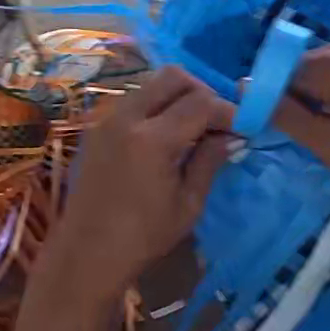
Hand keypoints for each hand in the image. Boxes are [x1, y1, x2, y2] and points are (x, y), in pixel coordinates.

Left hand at [45, 67, 233, 291]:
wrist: (87, 253)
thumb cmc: (143, 237)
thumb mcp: (188, 203)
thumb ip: (209, 161)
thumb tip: (229, 136)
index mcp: (153, 139)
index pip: (201, 102)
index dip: (228, 111)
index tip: (242, 128)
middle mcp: (127, 118)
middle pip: (173, 76)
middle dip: (202, 91)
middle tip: (217, 120)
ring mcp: (108, 120)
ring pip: (151, 84)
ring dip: (178, 96)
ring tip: (195, 127)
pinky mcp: (98, 128)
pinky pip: (135, 101)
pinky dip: (157, 106)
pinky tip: (168, 135)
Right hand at [270, 41, 329, 188]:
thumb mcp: (324, 142)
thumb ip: (285, 113)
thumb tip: (246, 87)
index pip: (281, 71)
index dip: (274, 96)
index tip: (278, 122)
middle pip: (302, 64)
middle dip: (295, 91)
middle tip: (306, 126)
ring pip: (323, 63)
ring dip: (316, 87)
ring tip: (327, 120)